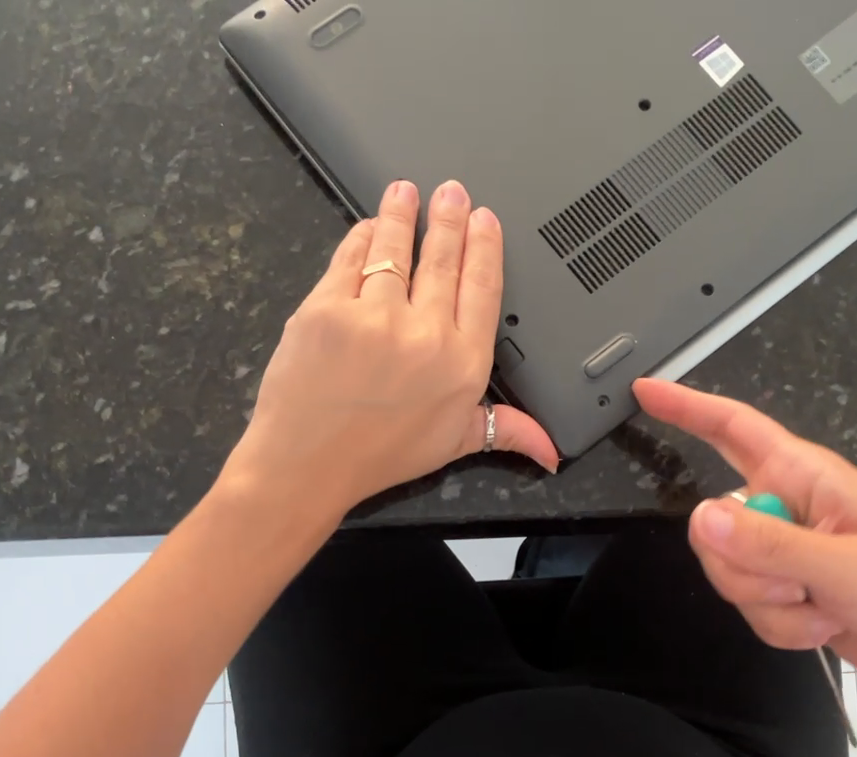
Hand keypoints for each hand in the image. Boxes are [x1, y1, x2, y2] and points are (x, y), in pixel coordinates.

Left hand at [220, 180, 558, 519]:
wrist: (306, 465)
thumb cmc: (379, 457)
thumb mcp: (453, 445)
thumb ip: (504, 431)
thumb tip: (549, 450)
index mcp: (463, 363)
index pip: (482, 288)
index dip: (484, 248)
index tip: (484, 220)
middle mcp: (426, 333)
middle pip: (442, 260)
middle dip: (448, 219)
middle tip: (451, 191)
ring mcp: (375, 316)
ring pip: (395, 250)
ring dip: (401, 214)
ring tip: (405, 191)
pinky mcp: (328, 306)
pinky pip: (349, 259)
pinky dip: (359, 239)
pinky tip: (366, 227)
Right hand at [633, 378, 856, 674]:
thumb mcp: (848, 565)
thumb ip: (770, 543)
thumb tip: (700, 517)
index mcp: (804, 477)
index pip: (733, 429)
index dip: (687, 407)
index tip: (645, 390)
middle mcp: (782, 508)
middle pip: (712, 524)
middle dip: (743, 568)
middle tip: (796, 587)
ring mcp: (779, 552)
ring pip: (726, 571)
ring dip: (768, 605)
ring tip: (823, 609)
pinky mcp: (779, 590)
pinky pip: (744, 606)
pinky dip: (781, 628)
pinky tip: (824, 626)